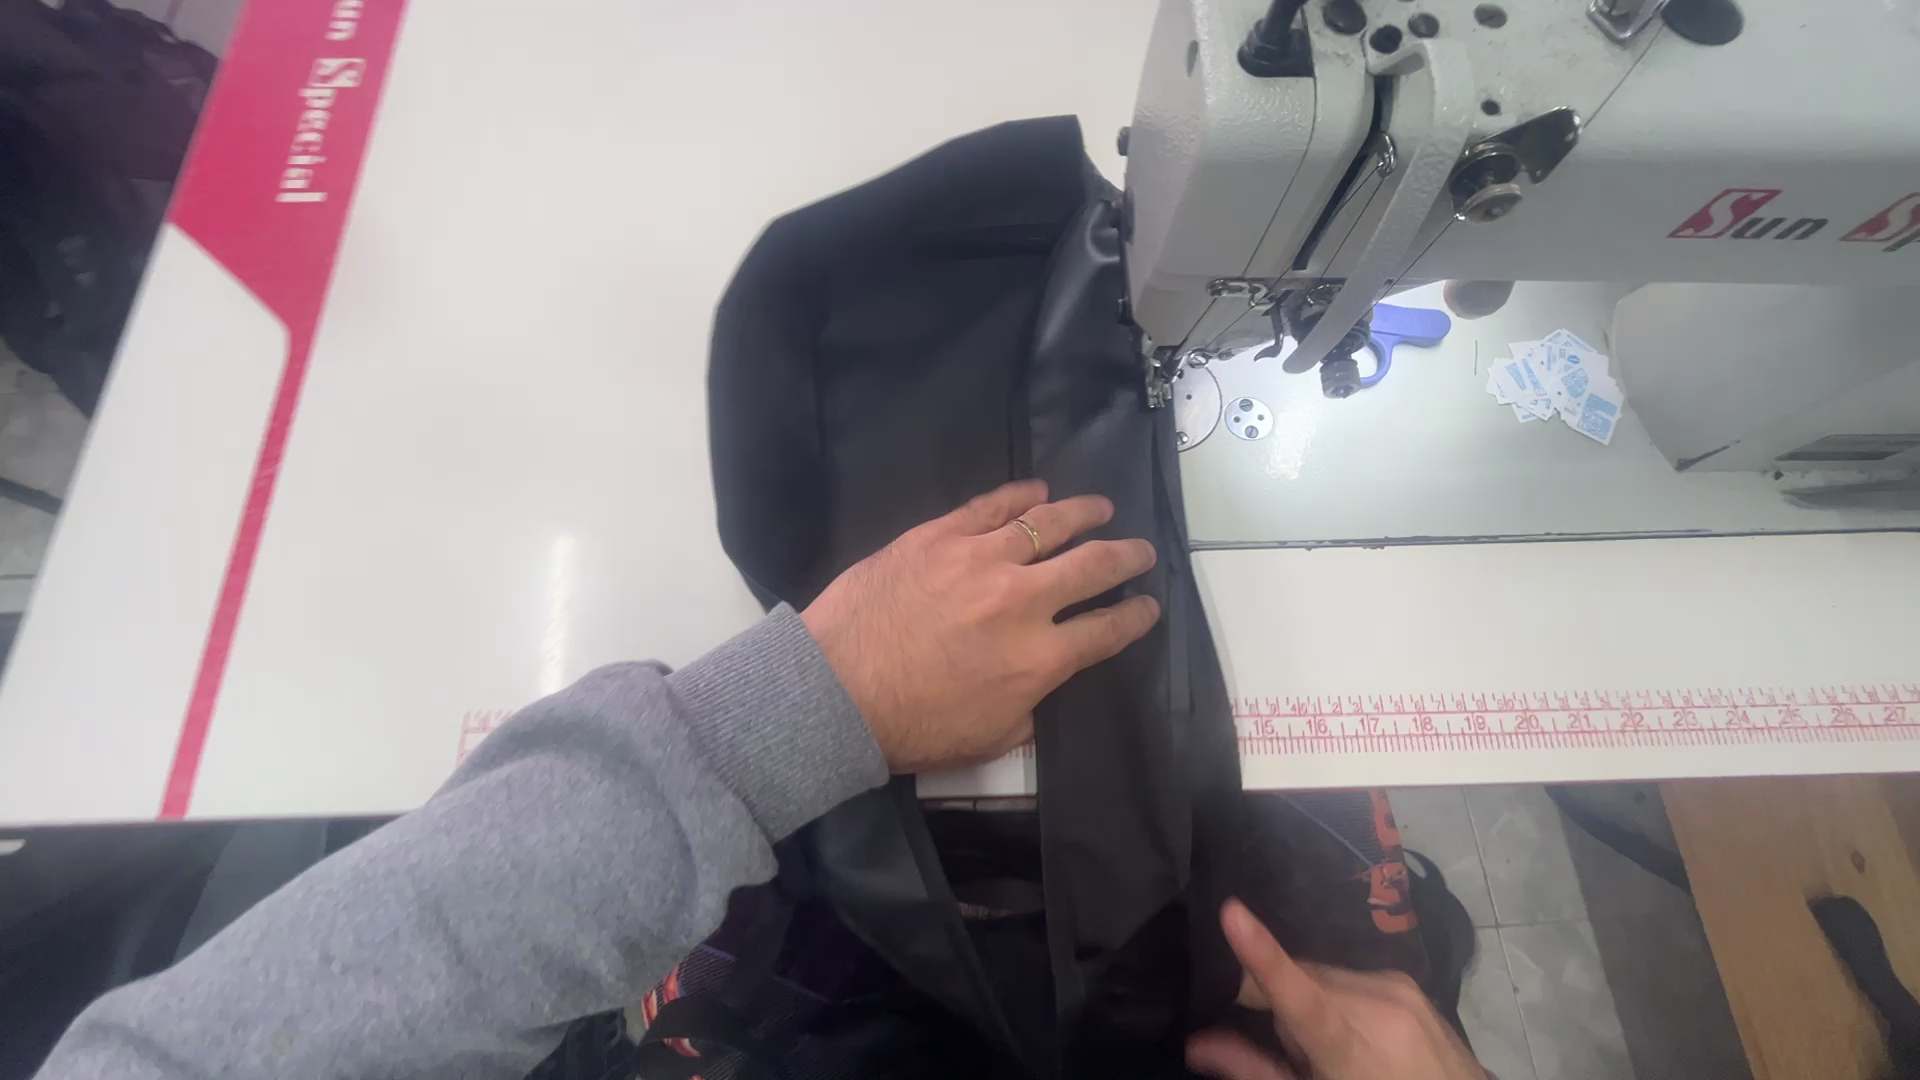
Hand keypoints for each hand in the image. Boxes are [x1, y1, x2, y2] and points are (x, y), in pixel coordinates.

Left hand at [800, 479, 1160, 773]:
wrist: (835, 691)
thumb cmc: (912, 727)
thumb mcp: (991, 738)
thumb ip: (1032, 706)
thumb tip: (1046, 680)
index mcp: (1040, 658)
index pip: (1107, 631)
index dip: (1136, 617)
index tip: (1149, 605)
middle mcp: (1023, 600)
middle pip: (1092, 567)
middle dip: (1127, 556)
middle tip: (1142, 550)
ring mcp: (980, 559)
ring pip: (1048, 524)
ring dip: (1084, 513)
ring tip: (1101, 508)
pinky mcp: (939, 536)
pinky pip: (989, 507)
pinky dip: (1020, 496)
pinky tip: (1038, 491)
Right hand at [1187, 900, 1485, 1079]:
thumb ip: (1253, 1070)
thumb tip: (1194, 1040)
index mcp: (1352, 1049)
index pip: (1299, 997)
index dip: (1263, 954)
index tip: (1230, 909)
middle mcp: (1378, 1005)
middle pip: (1297, 977)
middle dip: (1276, 1000)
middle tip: (1286, 1044)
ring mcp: (1399, 989)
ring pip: (1320, 972)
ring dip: (1309, 995)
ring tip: (1328, 1044)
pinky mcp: (1410, 982)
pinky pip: (1349, 974)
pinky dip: (1337, 994)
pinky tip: (1354, 1028)